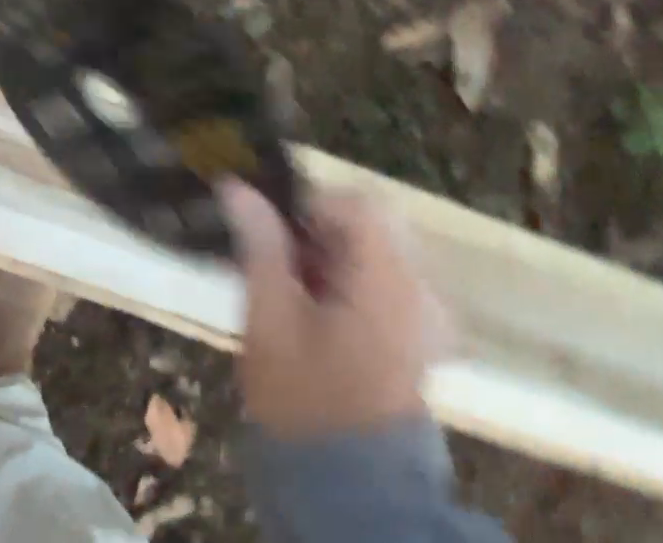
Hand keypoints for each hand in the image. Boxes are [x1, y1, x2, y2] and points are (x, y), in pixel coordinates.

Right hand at [219, 180, 443, 439]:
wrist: (348, 475)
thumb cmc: (302, 391)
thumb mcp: (268, 314)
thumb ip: (259, 246)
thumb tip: (236, 187)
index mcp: (390, 283)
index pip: (361, 205)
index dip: (309, 205)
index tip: (268, 231)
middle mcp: (422, 292)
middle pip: (371, 226)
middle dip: (316, 232)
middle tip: (272, 261)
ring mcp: (426, 317)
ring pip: (374, 252)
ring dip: (327, 256)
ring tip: (287, 287)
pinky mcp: (418, 336)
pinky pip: (382, 281)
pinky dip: (344, 279)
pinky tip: (312, 309)